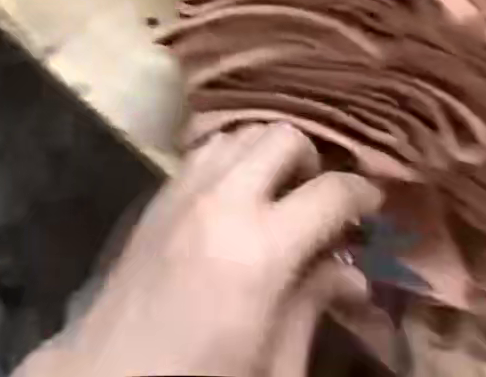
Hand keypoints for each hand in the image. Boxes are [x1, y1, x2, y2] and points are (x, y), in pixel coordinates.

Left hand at [20, 123, 382, 376]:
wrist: (111, 372)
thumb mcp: (275, 363)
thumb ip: (313, 304)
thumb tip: (353, 272)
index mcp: (261, 249)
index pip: (328, 194)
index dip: (361, 194)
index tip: (373, 205)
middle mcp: (223, 199)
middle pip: (281, 137)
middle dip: (312, 160)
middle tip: (320, 199)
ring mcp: (186, 187)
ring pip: (241, 132)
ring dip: (269, 152)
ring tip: (280, 192)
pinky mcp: (161, 190)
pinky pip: (206, 148)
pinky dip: (233, 154)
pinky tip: (237, 191)